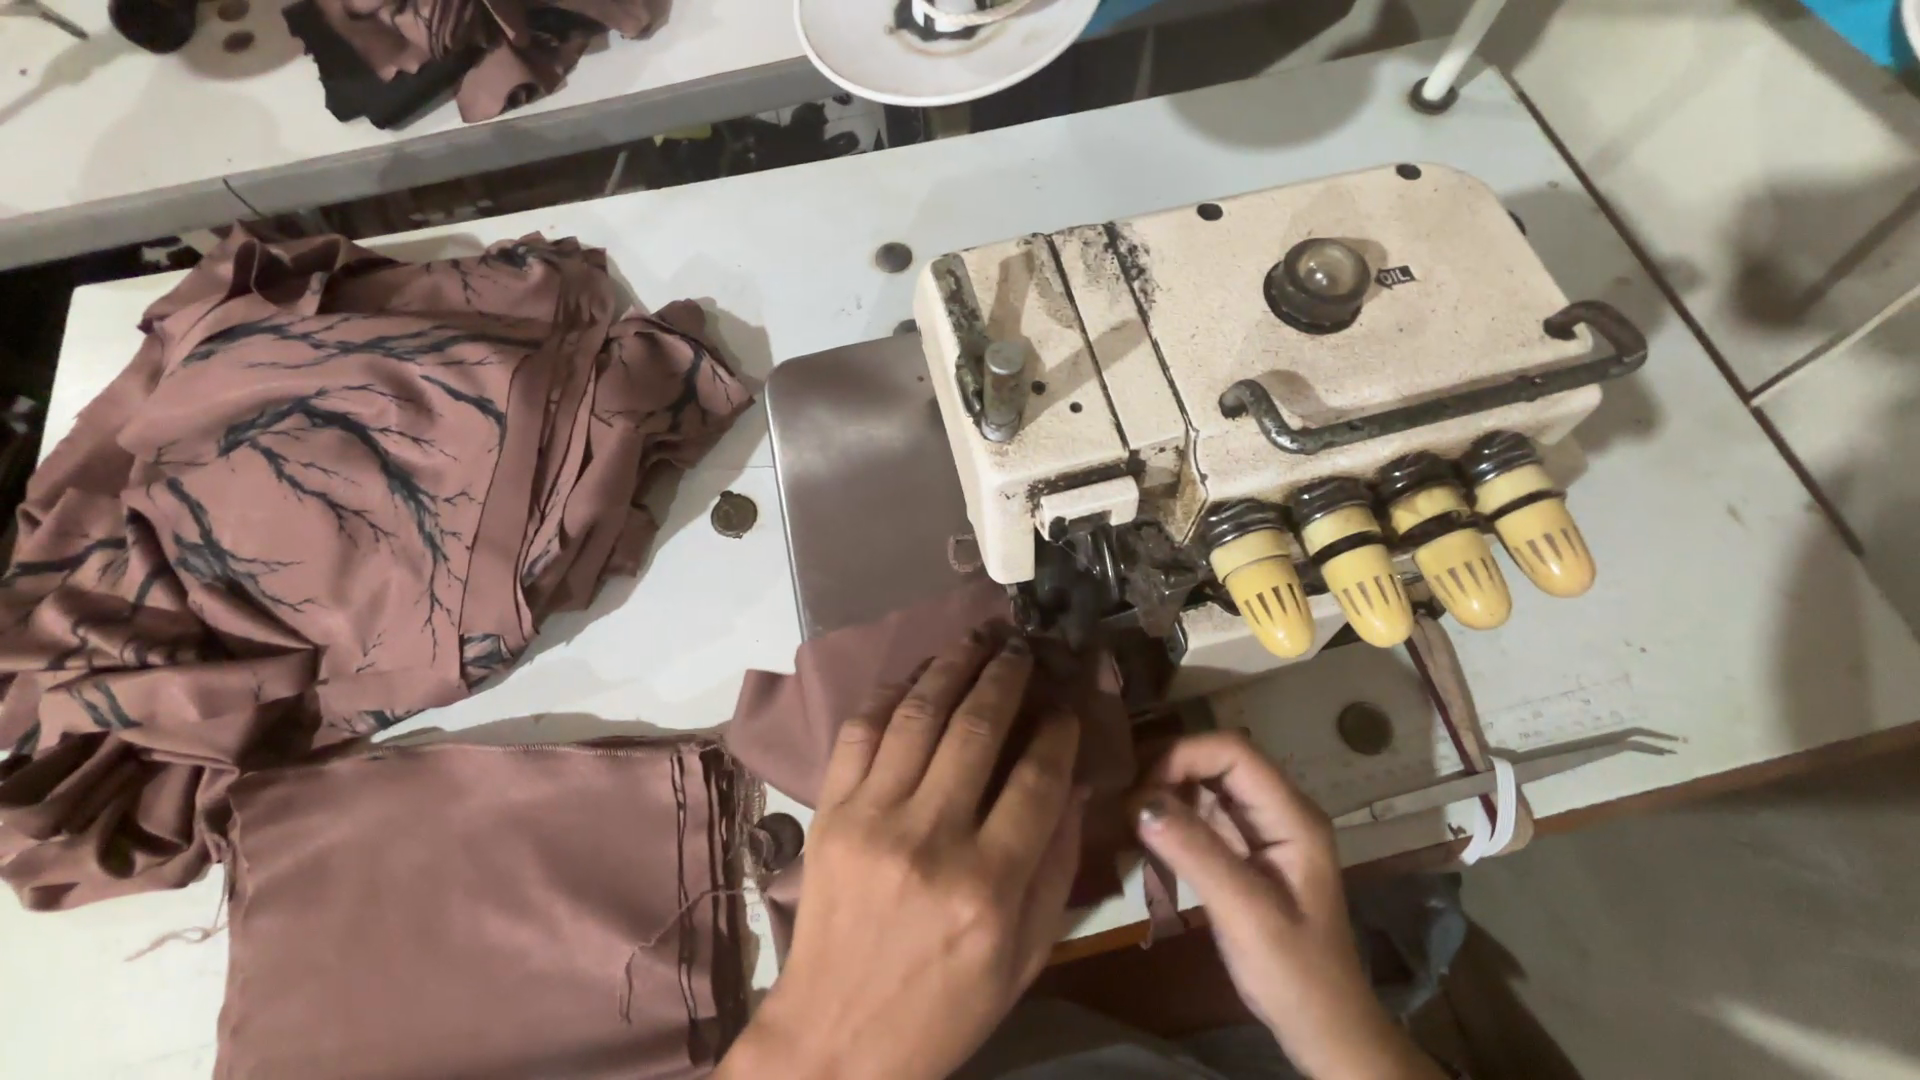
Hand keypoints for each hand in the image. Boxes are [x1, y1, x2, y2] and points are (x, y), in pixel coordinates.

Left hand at [718, 633, 1086, 1079]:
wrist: (836, 1039)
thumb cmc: (946, 1006)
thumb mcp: (1026, 955)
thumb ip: (1057, 866)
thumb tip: (1075, 783)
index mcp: (990, 885)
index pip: (1038, 777)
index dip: (1058, 728)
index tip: (1065, 704)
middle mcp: (930, 839)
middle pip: (976, 727)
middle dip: (1007, 676)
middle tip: (1024, 649)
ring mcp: (870, 819)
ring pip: (917, 714)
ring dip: (952, 666)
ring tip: (977, 640)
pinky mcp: (829, 812)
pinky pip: (859, 731)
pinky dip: (889, 693)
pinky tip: (916, 675)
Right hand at [1134, 731, 1444, 1079]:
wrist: (1323, 1028)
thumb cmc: (1294, 971)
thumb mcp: (1244, 912)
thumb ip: (1194, 851)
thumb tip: (1138, 802)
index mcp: (1292, 815)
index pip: (1233, 751)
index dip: (1183, 756)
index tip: (1140, 789)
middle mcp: (1278, 811)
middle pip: (1217, 761)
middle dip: (1169, 771)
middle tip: (1125, 802)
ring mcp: (1261, 830)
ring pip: (1207, 786)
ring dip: (1167, 793)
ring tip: (1126, 815)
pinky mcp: (1244, 852)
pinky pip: (1203, 816)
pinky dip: (1172, 818)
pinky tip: (1144, 834)